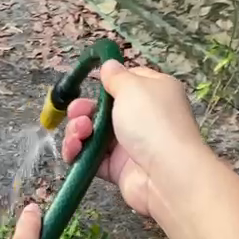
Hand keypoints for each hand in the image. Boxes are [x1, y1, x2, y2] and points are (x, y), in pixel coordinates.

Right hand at [59, 59, 217, 218]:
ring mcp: (128, 145)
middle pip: (103, 109)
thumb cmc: (152, 122)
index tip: (93, 84)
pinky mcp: (117, 169)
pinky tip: (73, 149)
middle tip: (77, 113)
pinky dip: (78, 153)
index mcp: (153, 92)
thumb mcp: (133, 87)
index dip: (107, 83)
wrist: (165, 174)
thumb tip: (109, 65)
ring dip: (77, 130)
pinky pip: (91, 158)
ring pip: (93, 134)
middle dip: (83, 109)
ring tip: (79, 133)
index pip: (127, 82)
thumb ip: (116, 76)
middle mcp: (142, 118)